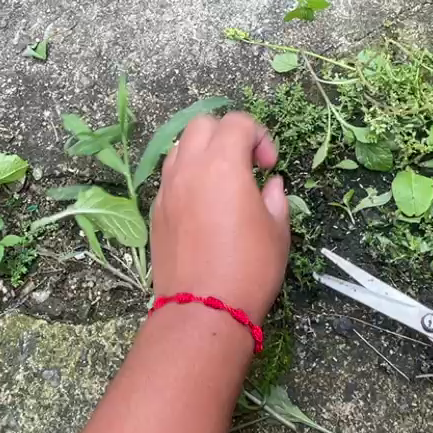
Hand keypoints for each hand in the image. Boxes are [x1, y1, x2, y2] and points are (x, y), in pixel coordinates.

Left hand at [149, 112, 290, 320]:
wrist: (202, 311)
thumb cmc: (249, 268)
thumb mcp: (277, 231)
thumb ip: (275, 198)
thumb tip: (270, 184)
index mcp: (222, 164)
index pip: (237, 122)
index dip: (260, 135)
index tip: (269, 165)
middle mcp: (189, 167)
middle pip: (203, 124)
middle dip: (227, 134)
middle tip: (246, 164)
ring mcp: (168, 188)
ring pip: (181, 146)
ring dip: (203, 151)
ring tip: (222, 180)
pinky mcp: (156, 210)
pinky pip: (170, 176)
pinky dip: (188, 175)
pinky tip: (203, 203)